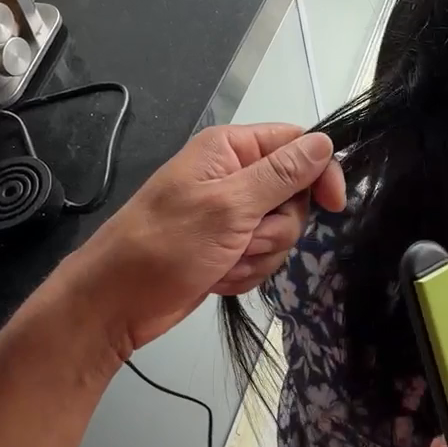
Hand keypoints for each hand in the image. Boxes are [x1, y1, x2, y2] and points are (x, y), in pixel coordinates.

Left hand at [62, 125, 346, 353]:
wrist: (114, 304)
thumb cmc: (165, 245)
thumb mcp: (229, 206)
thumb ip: (281, 174)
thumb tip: (324, 142)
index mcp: (232, 148)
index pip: (297, 144)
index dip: (319, 172)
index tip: (333, 206)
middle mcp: (234, 174)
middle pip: (294, 194)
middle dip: (276, 227)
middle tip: (244, 239)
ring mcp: (231, 212)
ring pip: (281, 230)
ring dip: (259, 254)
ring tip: (223, 261)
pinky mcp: (227, 245)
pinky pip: (262, 255)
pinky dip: (246, 271)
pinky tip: (217, 277)